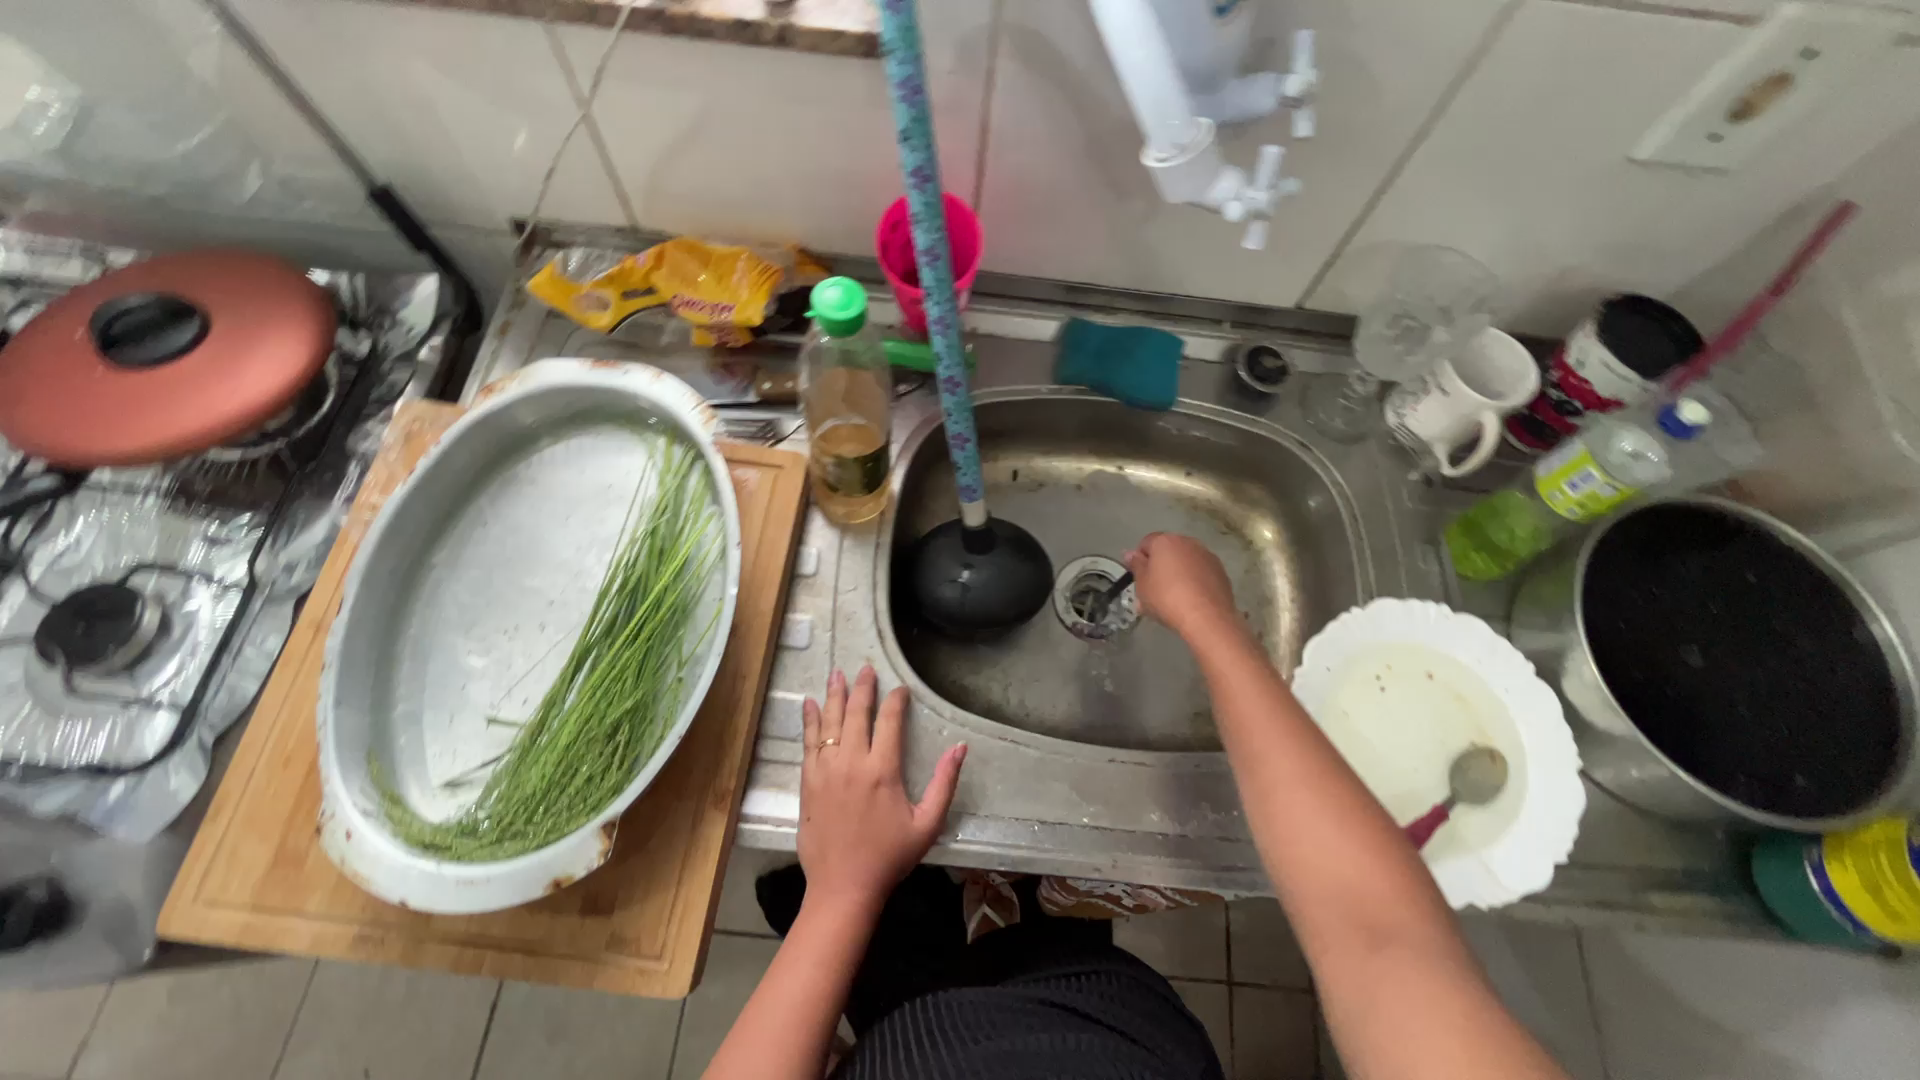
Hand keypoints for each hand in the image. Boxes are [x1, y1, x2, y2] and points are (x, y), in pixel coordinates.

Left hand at [799, 666, 965, 913]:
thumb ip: (944, 783)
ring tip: (837, 674)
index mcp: (882, 770)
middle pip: (856, 713)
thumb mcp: (927, 823)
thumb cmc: (889, 857)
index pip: (889, 722)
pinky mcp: (808, 783)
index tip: (900, 688)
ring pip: (829, 723)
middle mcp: (852, 763)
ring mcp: (825, 771)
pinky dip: (809, 721)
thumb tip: (960, 747)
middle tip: (865, 668)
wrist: (843, 886)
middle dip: (862, 688)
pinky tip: (809, 705)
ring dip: (833, 696)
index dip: (896, 700)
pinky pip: (807, 743)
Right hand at [1123, 532, 1243, 642]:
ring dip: (1178, 574)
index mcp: (1165, 541)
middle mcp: (1188, 542)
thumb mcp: (1142, 584)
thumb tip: (1131, 553)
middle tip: (1153, 590)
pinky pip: (1200, 572)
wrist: (1206, 617)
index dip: (1140, 560)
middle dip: (1160, 566)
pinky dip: (1194, 581)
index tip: (1139, 578)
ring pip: (1185, 562)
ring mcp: (1207, 556)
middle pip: (1168, 551)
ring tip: (1173, 598)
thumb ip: (1136, 565)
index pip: (1146, 543)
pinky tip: (1190, 600)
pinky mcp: (1221, 571)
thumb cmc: (1166, 598)